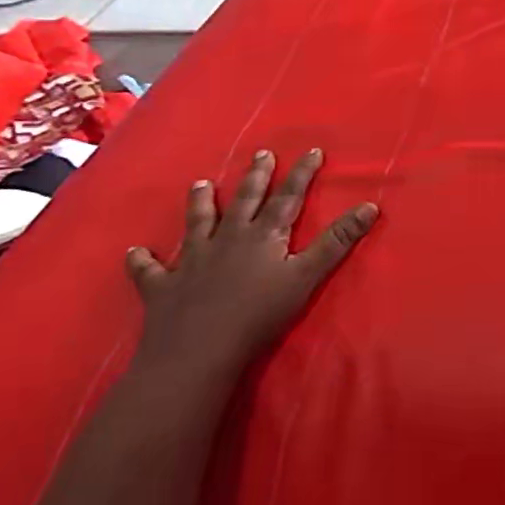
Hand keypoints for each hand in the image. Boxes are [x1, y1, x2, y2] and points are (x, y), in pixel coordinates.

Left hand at [126, 148, 376, 379]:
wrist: (196, 353)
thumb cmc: (258, 315)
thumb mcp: (306, 277)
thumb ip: (337, 241)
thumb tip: (370, 206)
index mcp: (263, 235)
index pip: (288, 196)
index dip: (302, 173)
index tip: (312, 151)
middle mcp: (228, 238)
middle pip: (244, 200)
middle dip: (255, 176)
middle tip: (260, 154)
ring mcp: (192, 261)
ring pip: (198, 223)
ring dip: (200, 203)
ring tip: (201, 183)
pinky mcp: (163, 287)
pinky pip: (150, 271)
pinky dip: (142, 261)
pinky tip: (134, 252)